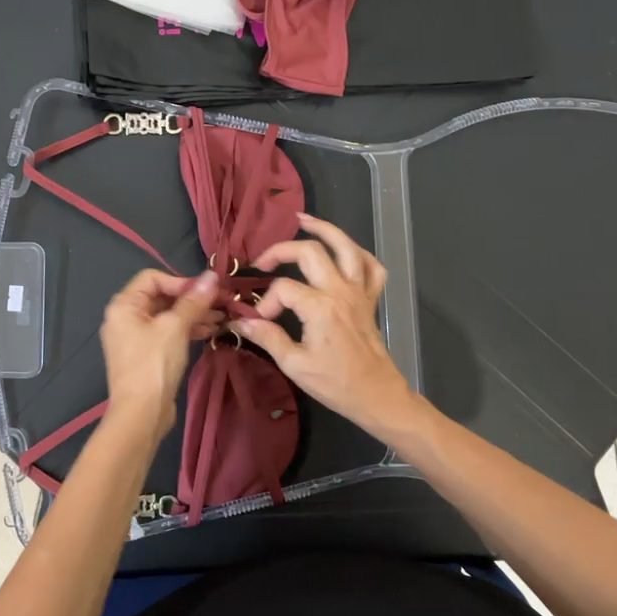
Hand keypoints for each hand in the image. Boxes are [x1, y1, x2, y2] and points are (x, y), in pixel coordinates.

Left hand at [99, 268, 221, 440]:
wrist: (141, 414)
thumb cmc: (154, 364)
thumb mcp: (176, 327)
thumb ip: (194, 300)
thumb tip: (212, 276)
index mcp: (124, 305)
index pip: (152, 278)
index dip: (181, 281)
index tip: (206, 292)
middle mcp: (125, 317)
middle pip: (161, 297)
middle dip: (192, 299)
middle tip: (222, 303)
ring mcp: (135, 337)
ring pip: (167, 317)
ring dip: (194, 315)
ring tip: (222, 318)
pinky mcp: (147, 355)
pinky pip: (168, 333)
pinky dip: (187, 330)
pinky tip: (211, 331)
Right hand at [231, 213, 423, 437]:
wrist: (376, 395)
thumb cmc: (335, 383)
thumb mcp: (294, 364)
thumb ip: (267, 338)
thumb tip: (240, 322)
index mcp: (320, 306)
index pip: (283, 288)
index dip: (266, 301)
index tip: (259, 321)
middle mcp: (341, 290)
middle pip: (310, 251)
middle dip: (282, 250)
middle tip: (262, 262)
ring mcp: (359, 292)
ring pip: (346, 246)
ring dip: (325, 229)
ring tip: (303, 221)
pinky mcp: (371, 299)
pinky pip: (372, 266)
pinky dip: (359, 253)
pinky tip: (343, 250)